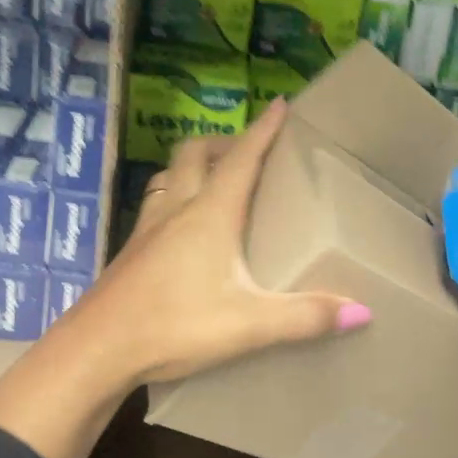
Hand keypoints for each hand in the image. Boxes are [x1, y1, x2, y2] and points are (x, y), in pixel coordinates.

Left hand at [52, 97, 371, 385]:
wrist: (96, 353)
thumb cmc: (174, 326)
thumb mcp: (249, 325)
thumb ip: (305, 318)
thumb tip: (362, 311)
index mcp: (209, 215)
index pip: (241, 159)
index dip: (263, 130)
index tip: (280, 105)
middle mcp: (175, 211)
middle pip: (193, 155)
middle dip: (221, 142)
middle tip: (246, 151)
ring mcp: (146, 230)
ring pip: (167, 177)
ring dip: (191, 168)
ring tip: (212, 181)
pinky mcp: (129, 253)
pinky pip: (154, 206)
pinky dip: (172, 199)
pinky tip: (180, 230)